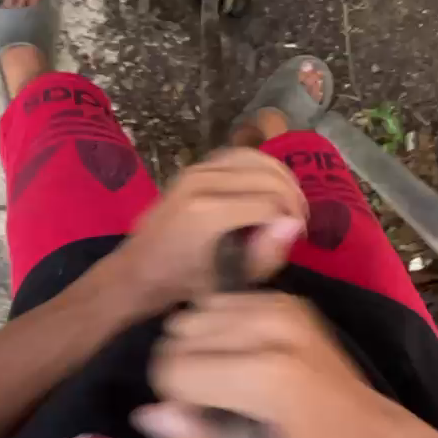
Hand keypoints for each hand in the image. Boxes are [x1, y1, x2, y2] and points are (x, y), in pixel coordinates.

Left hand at [103, 148, 307, 309]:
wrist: (137, 270)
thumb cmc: (182, 283)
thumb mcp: (227, 279)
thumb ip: (265, 254)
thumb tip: (294, 225)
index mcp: (208, 213)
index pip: (270, 203)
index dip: (292, 218)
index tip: (300, 235)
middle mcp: (203, 183)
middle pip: (266, 176)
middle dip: (291, 196)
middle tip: (299, 219)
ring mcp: (196, 170)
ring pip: (255, 158)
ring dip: (280, 177)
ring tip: (290, 201)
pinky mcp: (194, 166)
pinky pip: (238, 154)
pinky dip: (261, 165)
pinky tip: (271, 185)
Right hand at [134, 293, 395, 437]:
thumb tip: (151, 411)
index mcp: (265, 378)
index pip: (173, 368)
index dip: (177, 403)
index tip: (204, 424)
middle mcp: (272, 328)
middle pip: (181, 331)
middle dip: (185, 369)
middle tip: (216, 403)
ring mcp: (283, 305)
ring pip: (197, 311)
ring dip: (199, 346)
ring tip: (229, 380)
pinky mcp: (287, 297)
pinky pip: (221, 301)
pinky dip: (219, 328)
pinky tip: (243, 357)